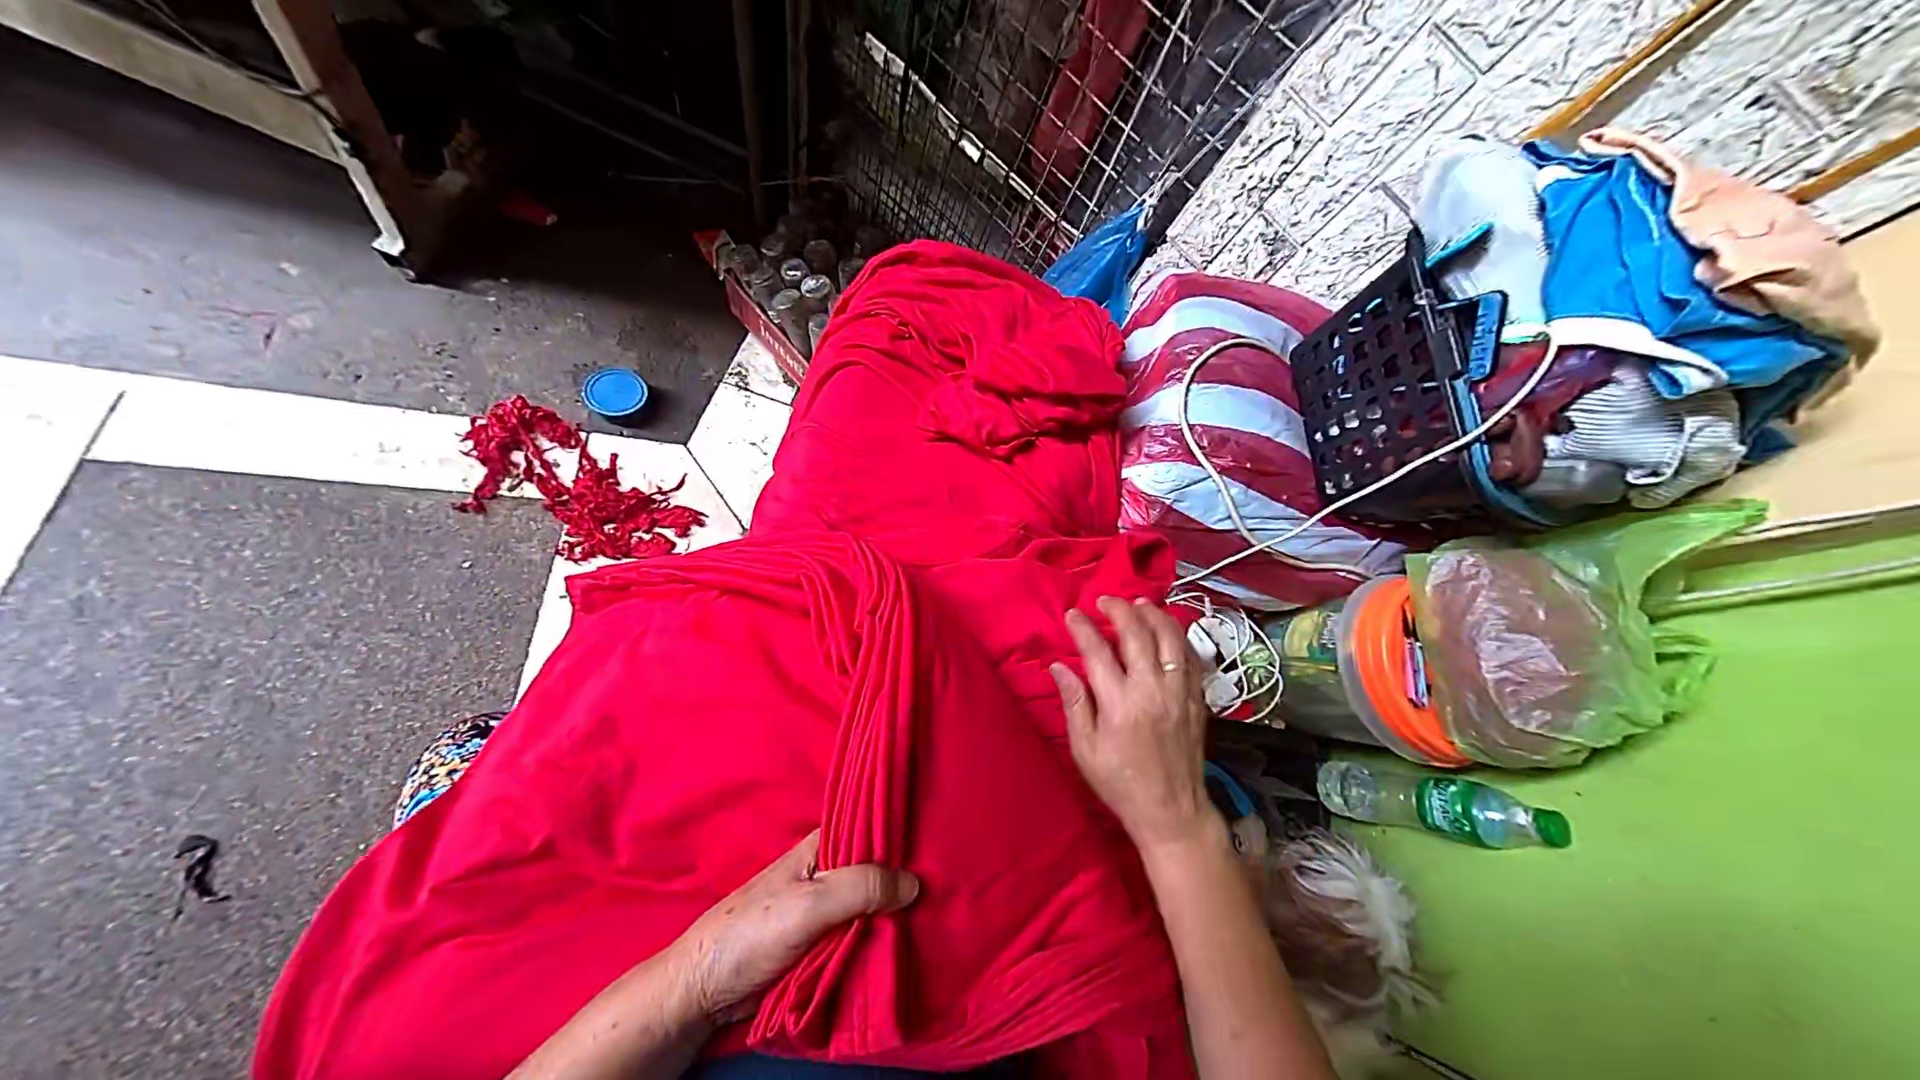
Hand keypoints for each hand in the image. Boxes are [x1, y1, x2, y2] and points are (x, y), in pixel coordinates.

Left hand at [669, 830, 919, 1025]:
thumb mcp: (810, 904)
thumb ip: (860, 887)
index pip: (874, 827)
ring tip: (943, 909)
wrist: (706, 989)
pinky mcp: (826, 939)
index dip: (906, 833)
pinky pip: (864, 931)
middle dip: (907, 875)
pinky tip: (913, 938)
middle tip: (953, 881)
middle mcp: (829, 869)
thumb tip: (915, 883)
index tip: (944, 839)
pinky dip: (884, 935)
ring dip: (898, 909)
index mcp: (824, 845)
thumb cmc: (752, 934)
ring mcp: (828, 906)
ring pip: (874, 901)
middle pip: (879, 867)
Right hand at [1049, 596, 1219, 853]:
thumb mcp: (1085, 750)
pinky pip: (1190, 657)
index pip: (1097, 652)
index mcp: (1119, 705)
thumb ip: (1074, 703)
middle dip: (1119, 610)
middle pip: (1137, 634)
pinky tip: (1166, 631)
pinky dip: (1177, 637)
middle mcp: (1152, 691)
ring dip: (1153, 615)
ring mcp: (1180, 693)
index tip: (1072, 615)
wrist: (1172, 811)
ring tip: (1138, 604)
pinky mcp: (1197, 700)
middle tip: (1105, 601)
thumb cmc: (1121, 784)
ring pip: (1170, 638)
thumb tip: (1059, 667)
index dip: (1083, 628)